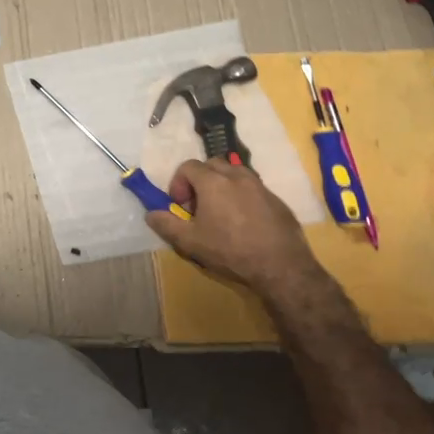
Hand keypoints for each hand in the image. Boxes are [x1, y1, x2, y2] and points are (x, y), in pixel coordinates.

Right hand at [145, 158, 322, 294]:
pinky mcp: (279, 202)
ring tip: (222, 211)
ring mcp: (261, 188)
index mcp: (213, 182)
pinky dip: (244, 197)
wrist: (283, 269)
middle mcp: (238, 177)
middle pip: (212, 164)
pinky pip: (254, 189)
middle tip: (200, 206)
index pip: (188, 166)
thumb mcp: (189, 242)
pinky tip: (245, 223)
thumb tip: (151, 214)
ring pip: (236, 173)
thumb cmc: (230, 251)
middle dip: (201, 180)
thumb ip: (165, 224)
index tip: (181, 206)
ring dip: (223, 185)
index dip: (178, 183)